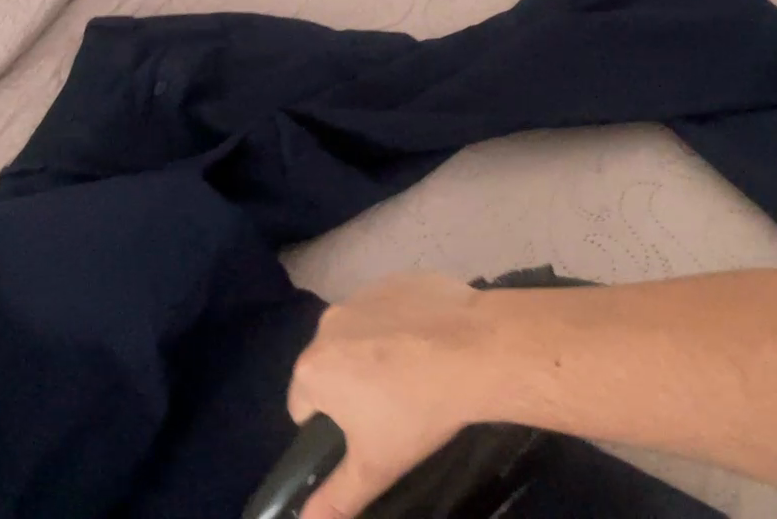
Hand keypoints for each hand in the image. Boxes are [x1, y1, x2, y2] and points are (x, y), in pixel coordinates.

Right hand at [286, 273, 495, 518]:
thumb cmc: (417, 411)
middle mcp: (327, 323)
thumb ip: (336, 499)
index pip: (303, 405)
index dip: (330, 425)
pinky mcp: (396, 279)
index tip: (364, 432)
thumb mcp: (375, 467)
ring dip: (374, 349)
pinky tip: (432, 340)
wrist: (474, 349)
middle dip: (351, 384)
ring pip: (359, 332)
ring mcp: (363, 294)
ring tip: (415, 372)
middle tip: (391, 405)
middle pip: (330, 363)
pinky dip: (402, 322)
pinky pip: (389, 307)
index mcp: (312, 367)